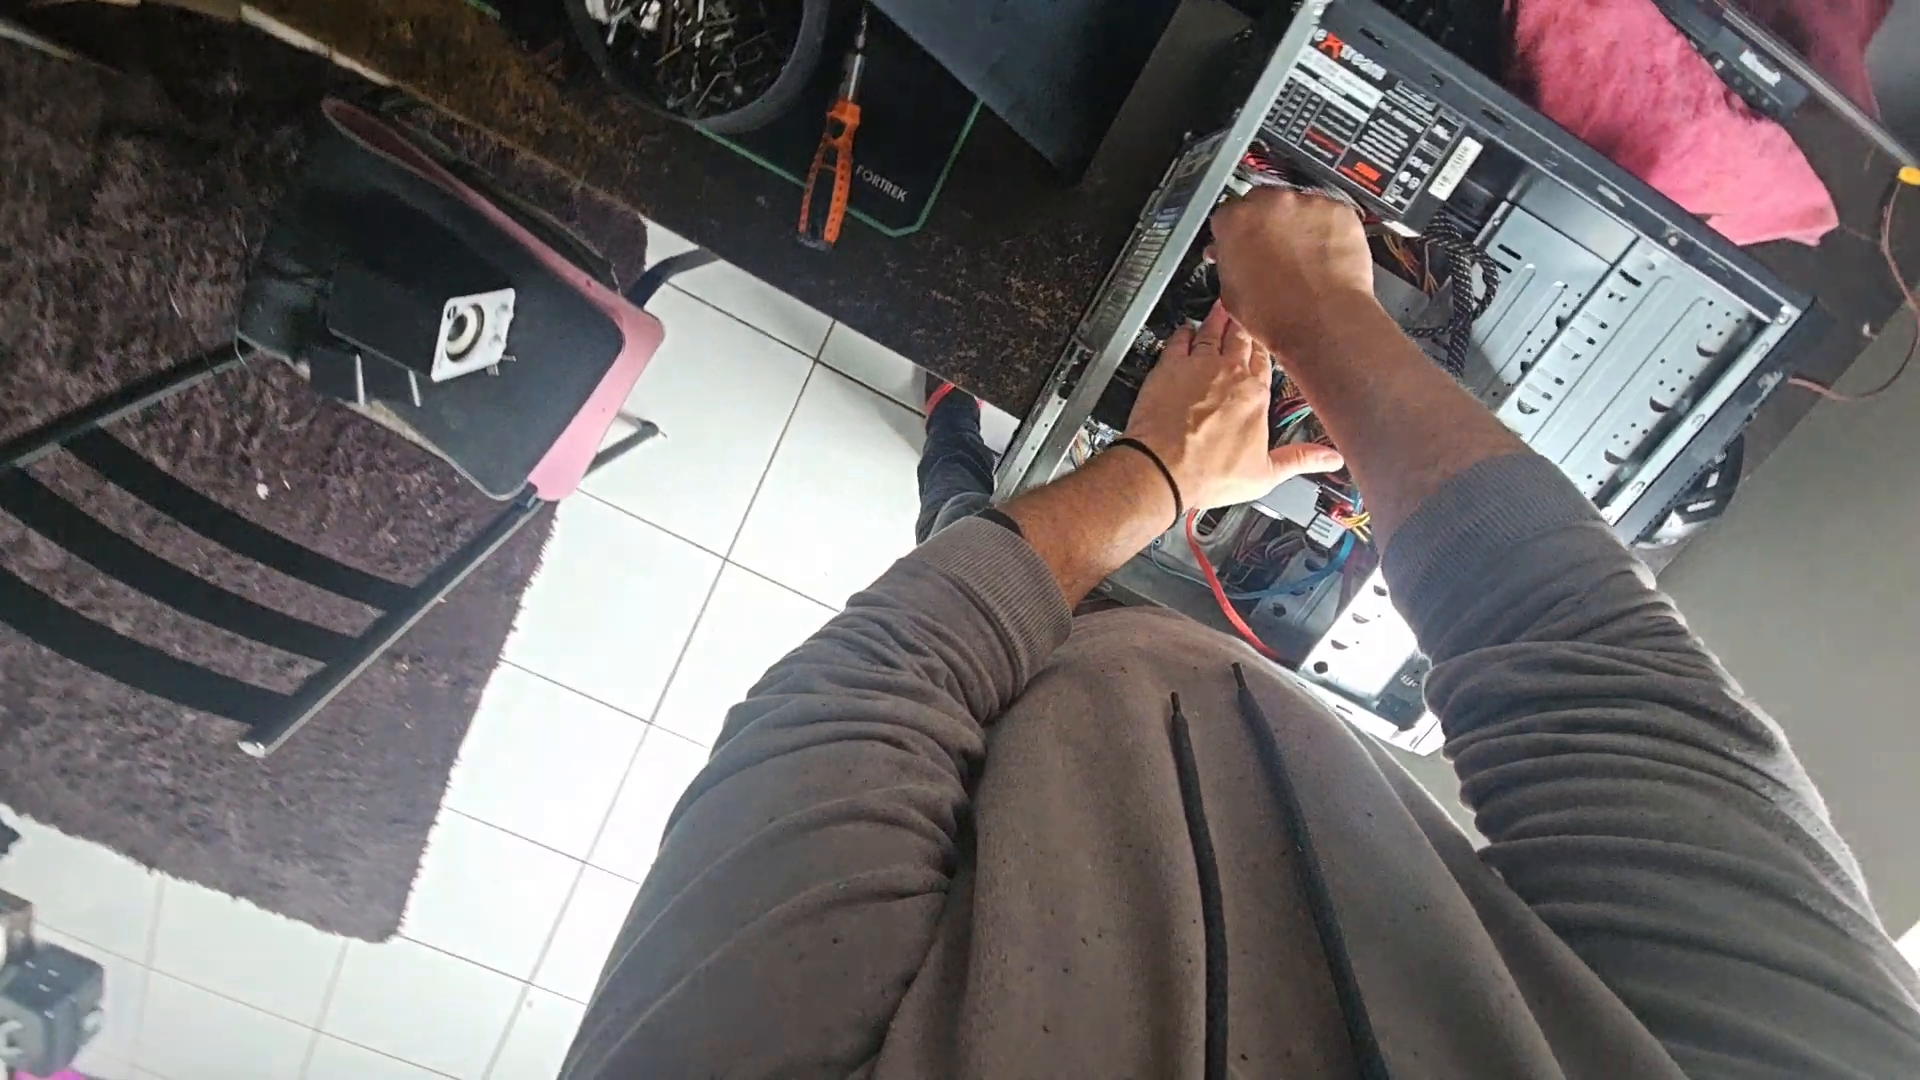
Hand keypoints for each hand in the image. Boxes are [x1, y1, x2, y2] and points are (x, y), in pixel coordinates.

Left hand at [1122, 302, 1343, 511]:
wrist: (1161, 469)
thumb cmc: (1205, 473)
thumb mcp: (1263, 474)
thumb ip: (1299, 460)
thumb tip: (1330, 459)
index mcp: (1255, 394)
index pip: (1266, 358)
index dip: (1265, 346)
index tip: (1266, 339)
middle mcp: (1228, 372)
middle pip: (1241, 337)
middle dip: (1244, 324)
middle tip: (1246, 311)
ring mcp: (1197, 366)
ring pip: (1211, 332)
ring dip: (1218, 319)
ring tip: (1223, 307)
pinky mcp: (1167, 368)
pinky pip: (1178, 339)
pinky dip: (1184, 331)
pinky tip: (1185, 329)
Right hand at [1210, 188, 1377, 355]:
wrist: (1320, 320)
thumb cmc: (1276, 312)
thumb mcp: (1230, 293)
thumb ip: (1227, 262)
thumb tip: (1229, 257)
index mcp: (1237, 221)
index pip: (1225, 214)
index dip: (1230, 233)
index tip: (1236, 242)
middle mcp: (1272, 204)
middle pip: (1262, 201)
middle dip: (1263, 223)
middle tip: (1268, 251)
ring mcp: (1308, 204)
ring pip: (1297, 207)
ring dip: (1295, 226)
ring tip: (1298, 260)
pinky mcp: (1340, 211)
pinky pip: (1327, 214)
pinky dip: (1324, 230)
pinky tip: (1319, 257)